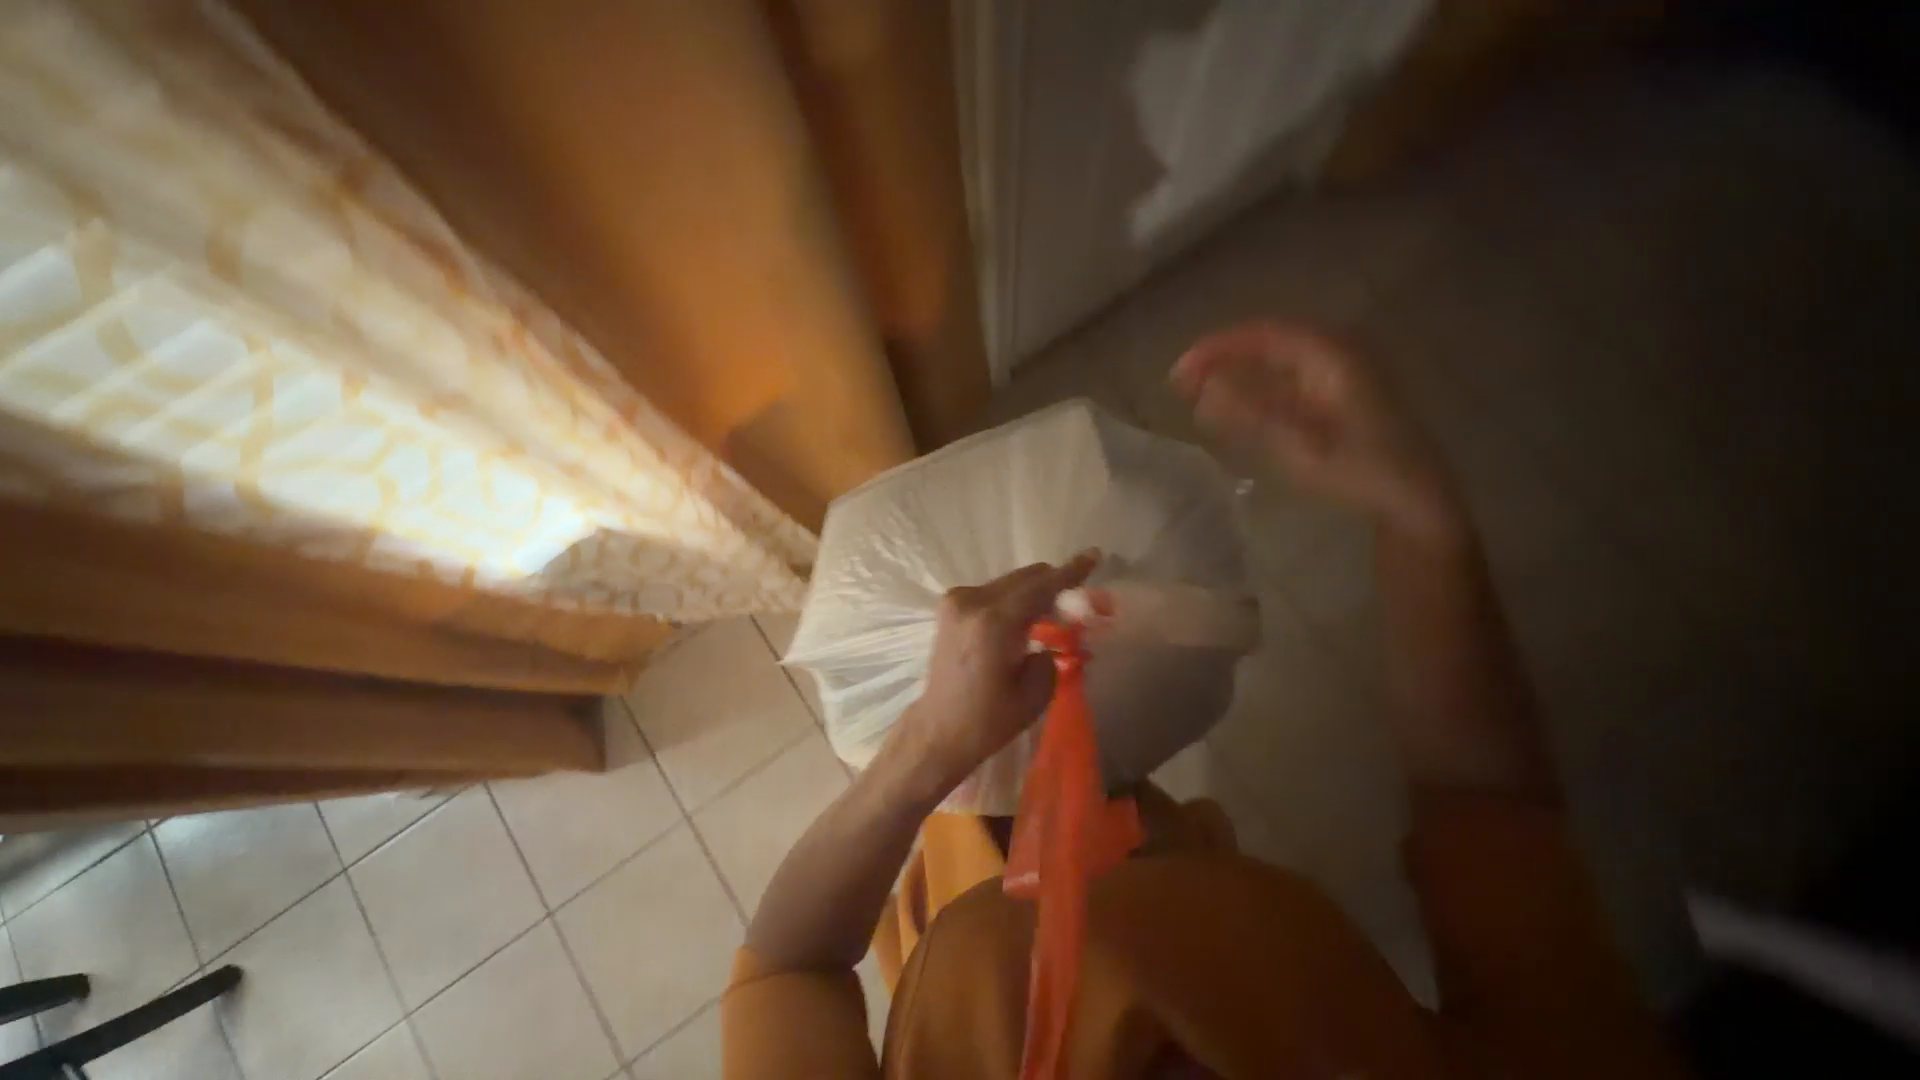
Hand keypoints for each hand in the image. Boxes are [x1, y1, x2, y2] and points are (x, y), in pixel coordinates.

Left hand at [888, 553, 1098, 793]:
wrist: (940, 728)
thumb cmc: (989, 719)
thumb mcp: (1036, 691)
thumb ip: (1054, 650)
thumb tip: (1061, 630)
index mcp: (994, 622)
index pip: (1042, 587)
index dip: (1071, 572)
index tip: (1093, 555)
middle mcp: (973, 601)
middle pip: (1026, 578)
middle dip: (1055, 584)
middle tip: (1078, 602)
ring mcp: (957, 600)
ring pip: (1011, 582)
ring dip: (1035, 592)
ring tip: (1054, 616)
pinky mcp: (951, 606)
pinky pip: (995, 591)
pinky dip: (1015, 598)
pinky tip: (1027, 619)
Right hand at [1171, 320, 1465, 543]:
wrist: (1413, 500)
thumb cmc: (1359, 470)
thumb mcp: (1299, 444)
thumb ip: (1250, 412)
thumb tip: (1203, 386)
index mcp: (1330, 354)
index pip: (1262, 334)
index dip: (1216, 348)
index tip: (1178, 373)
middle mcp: (1336, 354)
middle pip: (1267, 342)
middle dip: (1221, 359)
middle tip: (1180, 384)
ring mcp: (1340, 376)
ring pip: (1276, 362)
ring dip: (1235, 374)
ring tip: (1198, 394)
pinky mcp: (1340, 399)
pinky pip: (1287, 381)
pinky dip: (1256, 390)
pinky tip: (1235, 409)